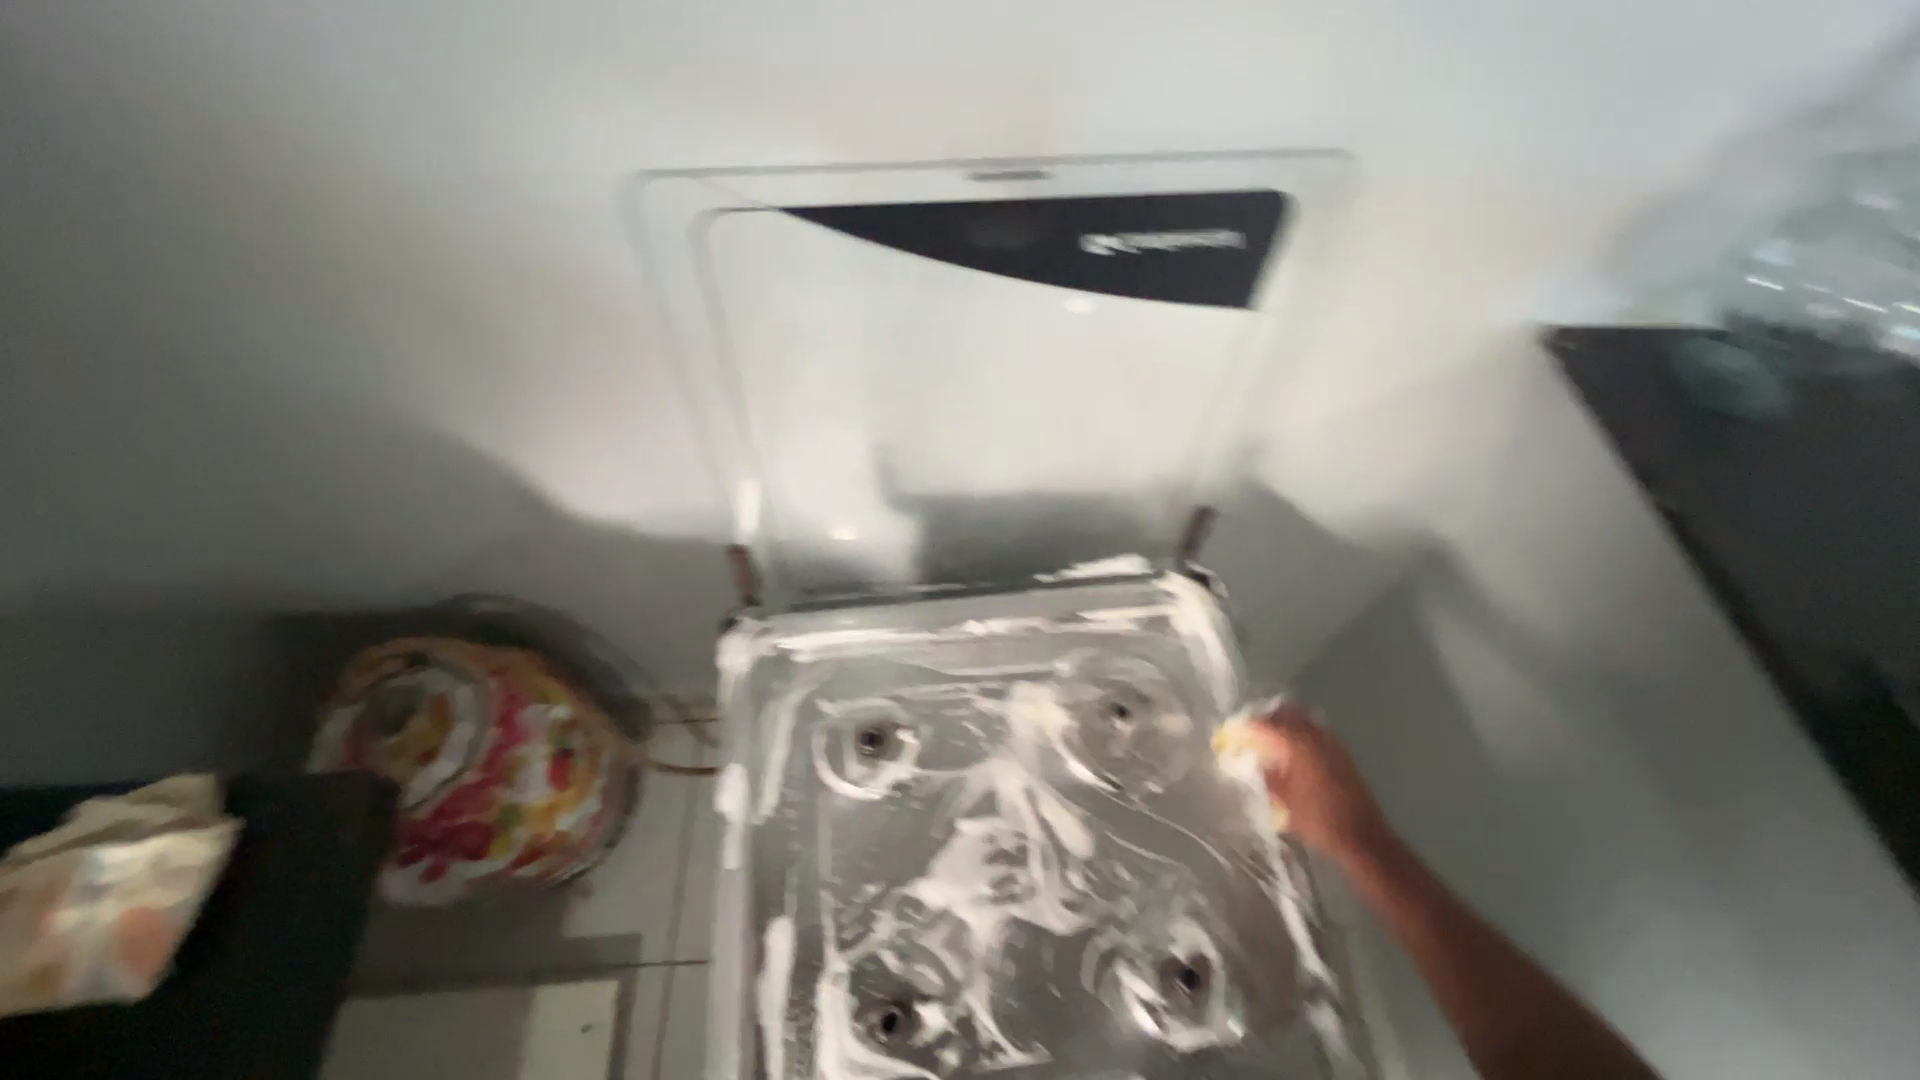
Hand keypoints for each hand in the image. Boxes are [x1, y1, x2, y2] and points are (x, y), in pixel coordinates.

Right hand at [1243, 702, 1394, 868]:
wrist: (1362, 836)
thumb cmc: (1318, 820)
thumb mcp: (1282, 801)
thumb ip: (1266, 776)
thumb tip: (1254, 762)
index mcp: (1297, 745)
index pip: (1264, 725)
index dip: (1245, 727)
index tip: (1231, 733)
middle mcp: (1315, 736)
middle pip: (1286, 712)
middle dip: (1265, 718)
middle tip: (1249, 731)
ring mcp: (1332, 742)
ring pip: (1302, 719)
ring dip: (1284, 723)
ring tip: (1268, 739)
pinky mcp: (1342, 752)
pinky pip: (1315, 730)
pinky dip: (1300, 732)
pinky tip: (1292, 750)